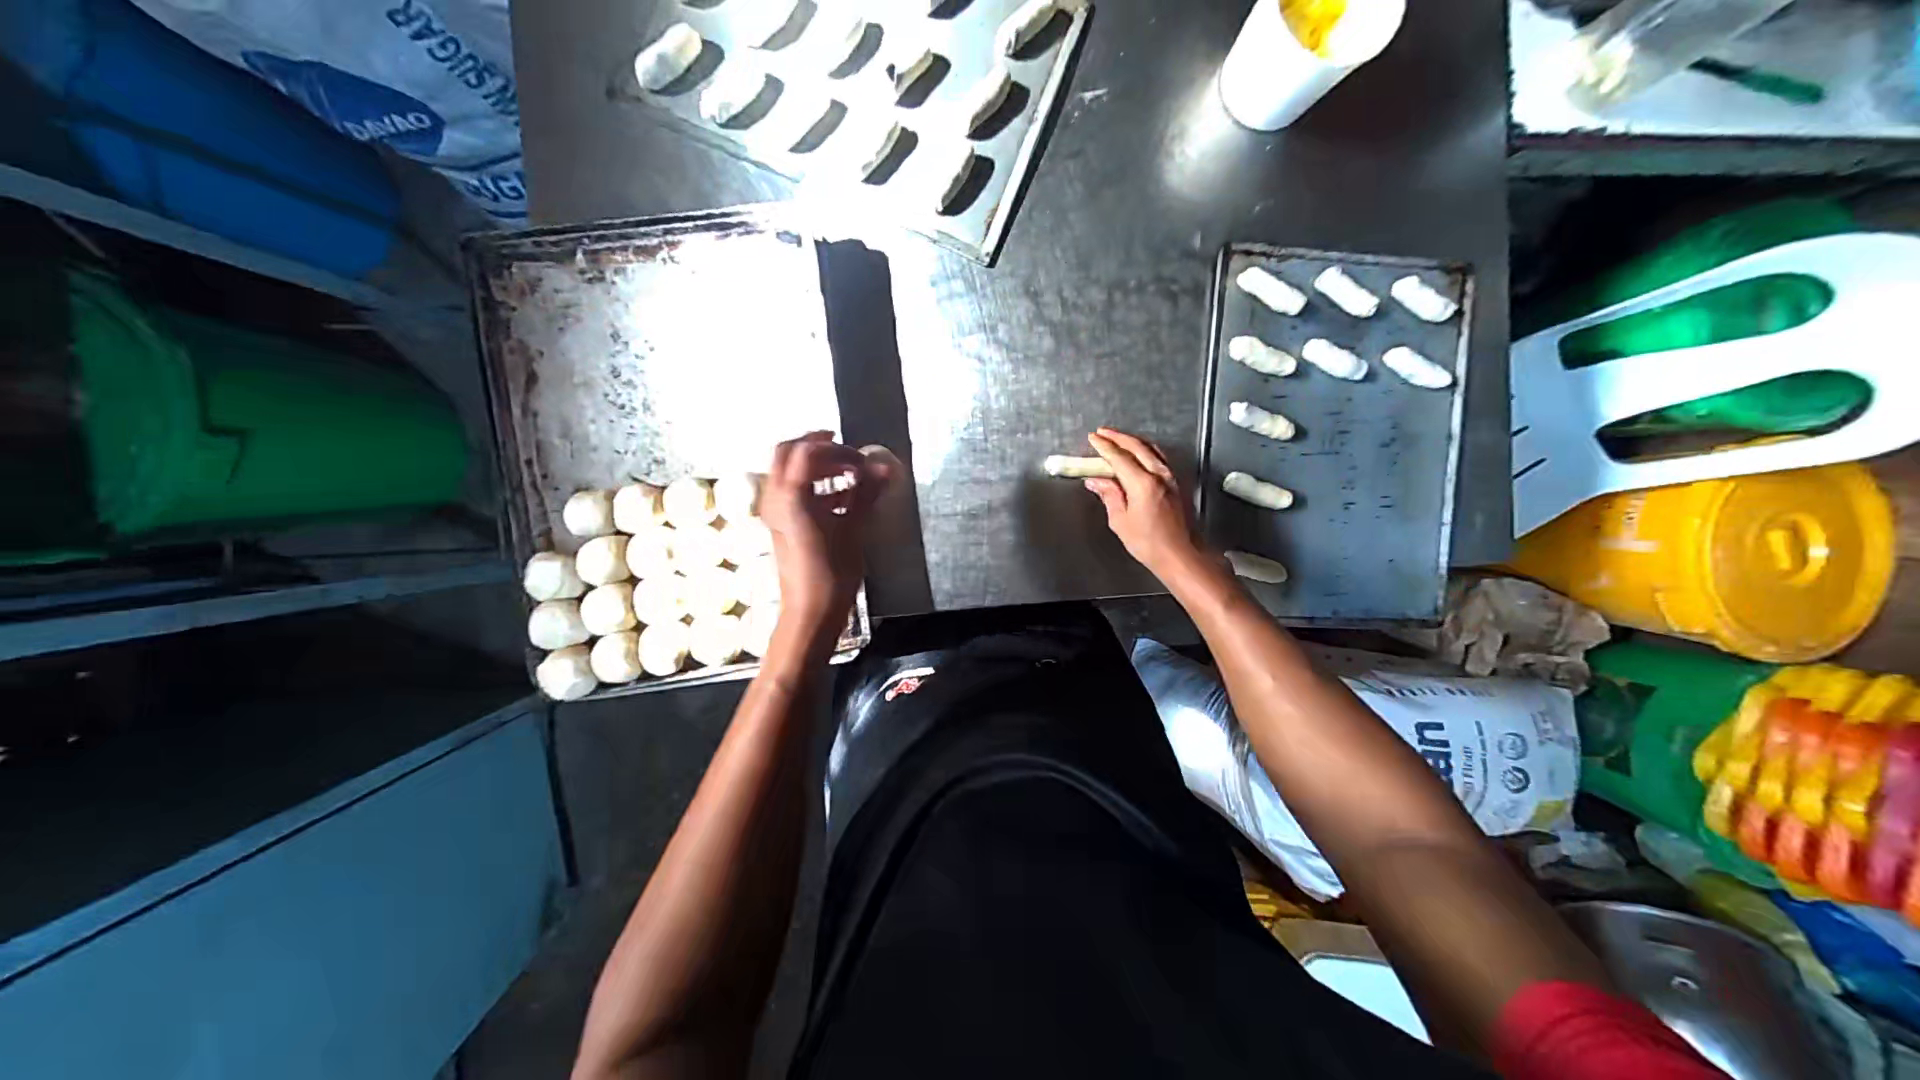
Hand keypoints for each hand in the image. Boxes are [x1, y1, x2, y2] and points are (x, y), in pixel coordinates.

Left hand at [759, 432, 897, 642]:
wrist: (810, 613)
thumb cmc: (831, 574)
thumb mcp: (853, 530)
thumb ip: (866, 494)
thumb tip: (884, 467)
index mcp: (790, 495)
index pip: (807, 450)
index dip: (837, 449)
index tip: (862, 460)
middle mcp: (775, 498)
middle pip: (788, 452)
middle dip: (819, 447)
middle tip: (849, 455)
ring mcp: (775, 511)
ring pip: (788, 471)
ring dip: (817, 467)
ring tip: (849, 476)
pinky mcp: (781, 524)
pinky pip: (792, 491)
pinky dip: (814, 486)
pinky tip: (842, 499)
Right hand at [1084, 428, 1216, 584]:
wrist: (1178, 554)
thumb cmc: (1148, 543)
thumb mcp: (1120, 520)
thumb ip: (1109, 495)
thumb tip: (1096, 481)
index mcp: (1142, 483)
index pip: (1119, 457)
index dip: (1104, 446)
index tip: (1093, 438)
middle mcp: (1158, 475)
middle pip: (1136, 446)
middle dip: (1118, 437)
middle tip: (1102, 433)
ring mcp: (1169, 478)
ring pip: (1150, 449)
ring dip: (1132, 441)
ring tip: (1118, 439)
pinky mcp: (1175, 483)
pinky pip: (1158, 457)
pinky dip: (1145, 450)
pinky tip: (1138, 453)